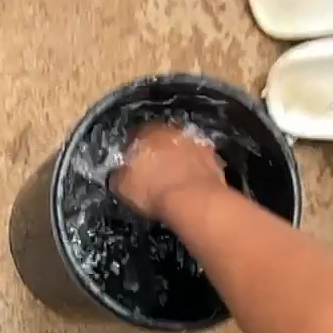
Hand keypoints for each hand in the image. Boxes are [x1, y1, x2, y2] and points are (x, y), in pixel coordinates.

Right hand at [110, 123, 227, 221]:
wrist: (192, 201)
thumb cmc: (151, 191)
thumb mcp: (122, 186)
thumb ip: (119, 174)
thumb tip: (120, 172)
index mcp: (147, 133)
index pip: (136, 136)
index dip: (133, 150)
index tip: (132, 164)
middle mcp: (172, 131)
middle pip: (162, 139)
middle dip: (158, 151)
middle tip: (154, 170)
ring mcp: (196, 142)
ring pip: (182, 148)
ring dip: (178, 158)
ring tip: (174, 178)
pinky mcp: (214, 158)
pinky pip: (200, 161)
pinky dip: (195, 169)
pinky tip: (190, 184)